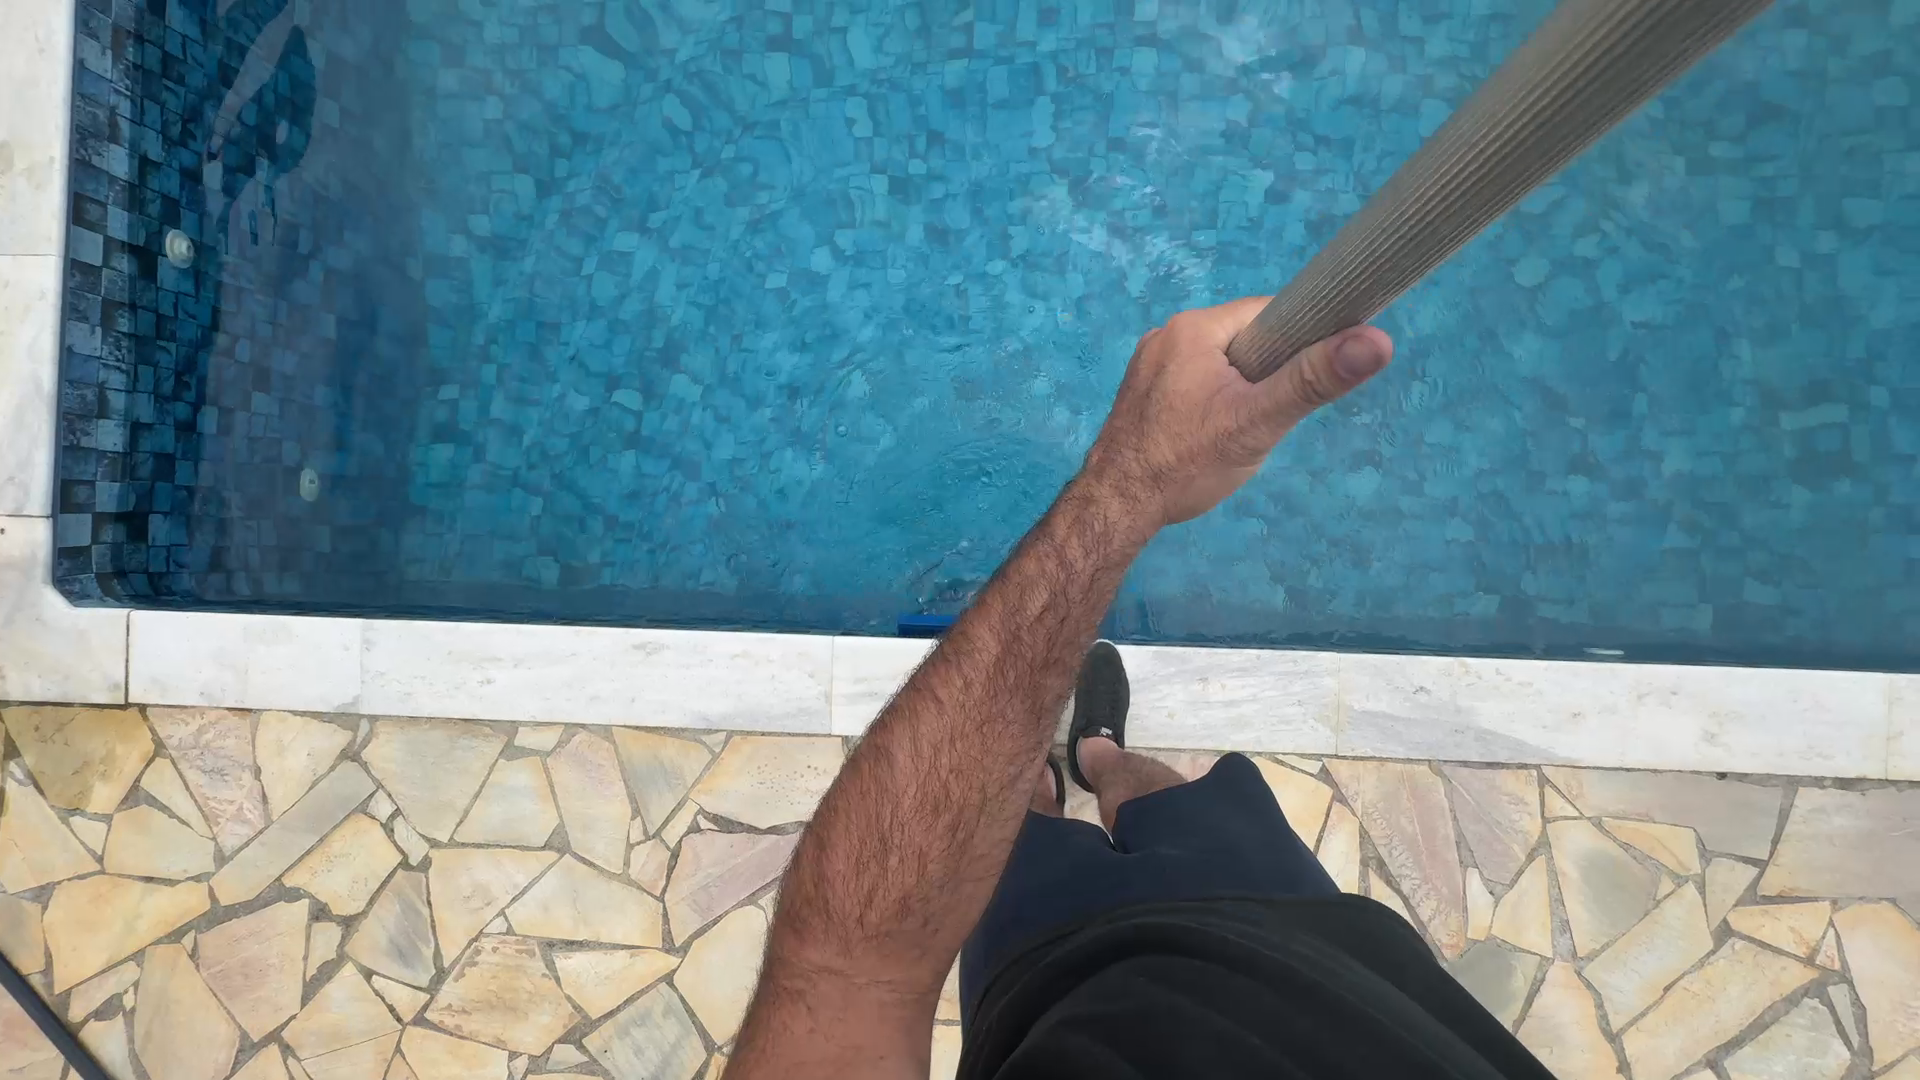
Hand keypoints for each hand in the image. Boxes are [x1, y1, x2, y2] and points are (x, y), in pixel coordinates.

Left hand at [1080, 297, 1392, 527]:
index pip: (1268, 314)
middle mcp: (1164, 336)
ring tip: (1231, 435)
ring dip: (1236, 394)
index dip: (1298, 343)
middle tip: (1261, 420)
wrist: (1116, 507)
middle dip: (1263, 377)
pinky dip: (1208, 405)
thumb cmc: (1185, 463)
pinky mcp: (1140, 393)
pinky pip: (1191, 384)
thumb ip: (1313, 380)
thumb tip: (1378, 341)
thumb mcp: (1257, 422)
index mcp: (1192, 328)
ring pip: (1217, 366)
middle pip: (1242, 341)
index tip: (1306, 380)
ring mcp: (1147, 366)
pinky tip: (1205, 438)